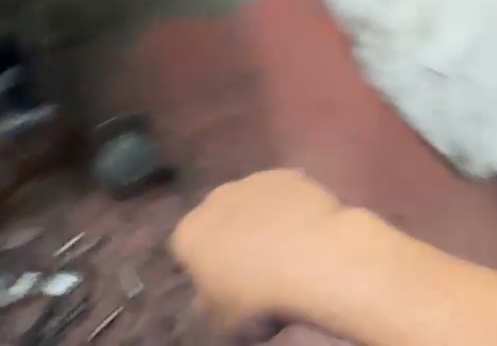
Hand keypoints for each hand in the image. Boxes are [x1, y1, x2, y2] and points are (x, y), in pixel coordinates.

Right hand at [170, 170, 353, 330]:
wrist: (312, 256)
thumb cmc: (260, 297)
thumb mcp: (223, 322)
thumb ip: (209, 304)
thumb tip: (209, 295)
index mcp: (190, 234)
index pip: (184, 249)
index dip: (199, 266)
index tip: (217, 281)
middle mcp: (215, 198)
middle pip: (215, 217)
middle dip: (226, 235)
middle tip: (248, 263)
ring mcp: (252, 180)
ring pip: (248, 201)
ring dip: (257, 218)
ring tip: (281, 245)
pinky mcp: (285, 174)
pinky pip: (280, 192)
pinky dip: (286, 206)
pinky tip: (302, 228)